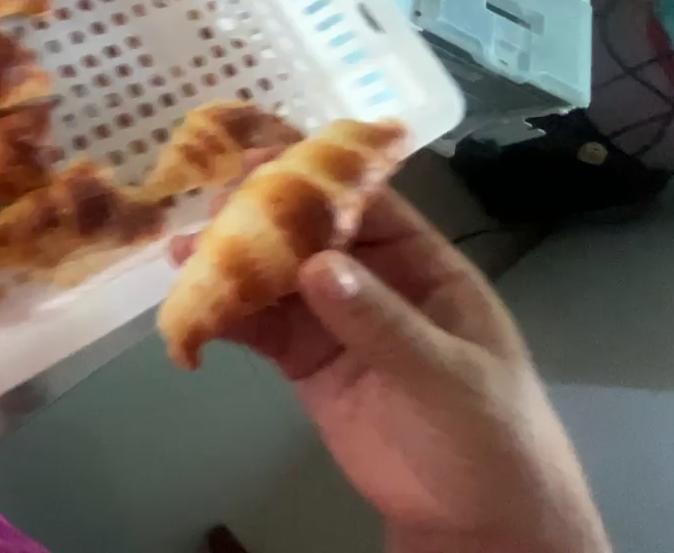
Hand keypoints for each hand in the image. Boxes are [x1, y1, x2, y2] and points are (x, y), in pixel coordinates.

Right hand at [174, 191, 609, 552]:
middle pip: (304, 233)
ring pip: (271, 275)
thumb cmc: (490, 441)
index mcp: (418, 265)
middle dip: (256, 216)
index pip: (362, 204)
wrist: (476, 529)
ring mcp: (330, 317)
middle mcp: (368, 279)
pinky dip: (223, 314)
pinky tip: (193, 307)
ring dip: (228, 263)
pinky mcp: (301, 356)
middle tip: (207, 205)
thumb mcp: (449, 378)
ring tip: (183, 254)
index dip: (312, 177)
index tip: (258, 158)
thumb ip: (382, 322)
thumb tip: (316, 266)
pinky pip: (257, 325)